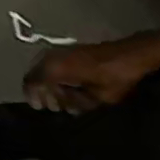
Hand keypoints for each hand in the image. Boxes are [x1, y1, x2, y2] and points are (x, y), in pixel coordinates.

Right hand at [24, 40, 153, 112]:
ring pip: (41, 70)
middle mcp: (47, 59)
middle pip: (34, 76)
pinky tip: (66, 86)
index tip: (40, 108)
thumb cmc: (114, 77)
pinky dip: (54, 77)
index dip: (32, 97)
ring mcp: (54, 53)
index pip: (32, 83)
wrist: (128, 54)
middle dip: (41, 92)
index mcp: (52, 69)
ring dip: (48, 84)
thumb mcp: (100, 96)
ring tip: (60, 97)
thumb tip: (68, 108)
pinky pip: (49, 65)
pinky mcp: (64, 51)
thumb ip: (78, 102)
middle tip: (53, 106)